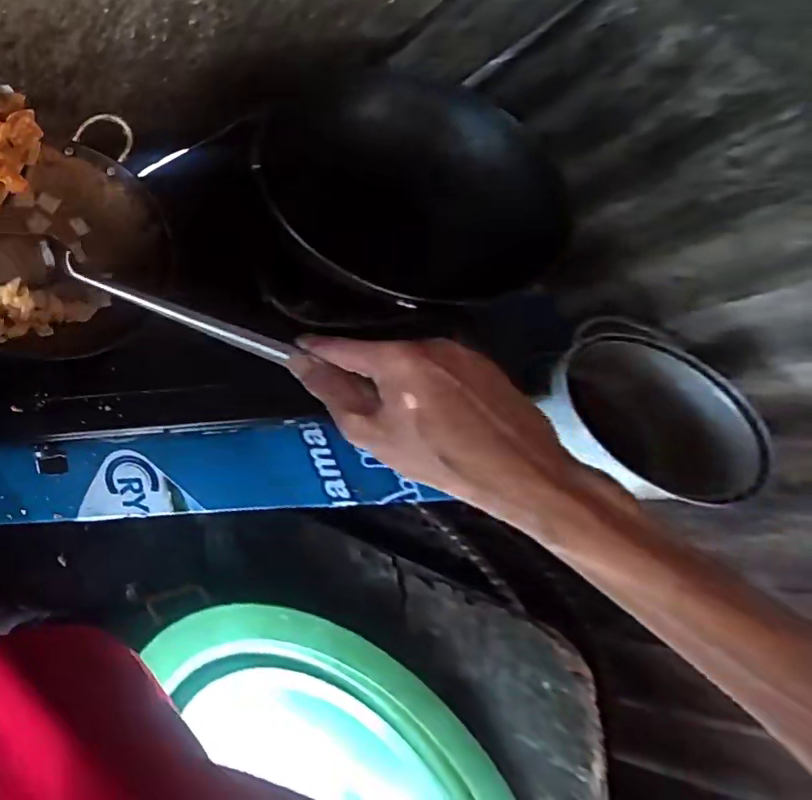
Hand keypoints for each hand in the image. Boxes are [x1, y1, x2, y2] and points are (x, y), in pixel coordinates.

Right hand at [289, 337, 628, 529]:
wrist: (529, 479)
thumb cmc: (440, 459)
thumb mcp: (370, 433)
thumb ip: (330, 391)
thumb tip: (301, 362)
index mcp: (396, 358)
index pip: (336, 345)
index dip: (311, 351)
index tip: (294, 354)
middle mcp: (427, 344)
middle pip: (372, 352)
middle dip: (357, 372)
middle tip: (355, 404)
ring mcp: (460, 353)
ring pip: (404, 360)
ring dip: (391, 378)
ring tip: (398, 414)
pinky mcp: (484, 366)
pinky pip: (434, 367)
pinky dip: (422, 382)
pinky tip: (432, 414)